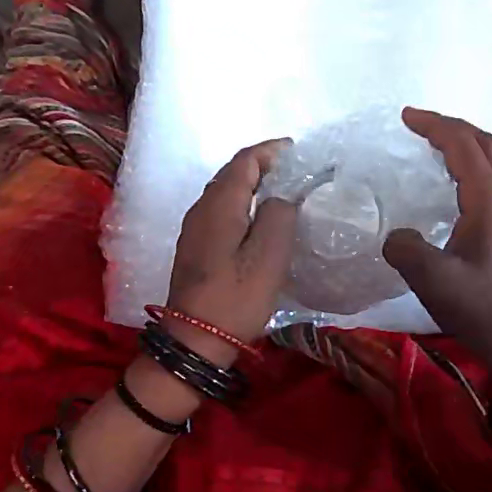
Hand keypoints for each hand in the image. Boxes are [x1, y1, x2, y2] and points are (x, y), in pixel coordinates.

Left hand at [164, 139, 298, 363]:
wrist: (195, 340)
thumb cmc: (235, 297)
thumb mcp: (268, 256)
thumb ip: (279, 214)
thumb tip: (281, 197)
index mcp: (218, 204)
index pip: (244, 161)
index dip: (270, 151)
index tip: (296, 151)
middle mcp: (201, 209)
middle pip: (231, 174)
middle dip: (262, 166)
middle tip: (294, 171)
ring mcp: (194, 230)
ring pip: (225, 194)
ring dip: (252, 186)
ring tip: (282, 192)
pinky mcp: (195, 249)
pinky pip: (220, 213)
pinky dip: (242, 206)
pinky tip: (259, 222)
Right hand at [383, 108, 491, 399]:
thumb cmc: (482, 310)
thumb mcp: (433, 281)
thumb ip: (405, 248)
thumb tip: (397, 235)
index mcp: (491, 203)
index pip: (464, 146)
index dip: (435, 126)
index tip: (405, 117)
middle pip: (486, 145)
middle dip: (453, 127)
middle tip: (419, 125)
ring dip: (464, 147)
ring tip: (432, 148)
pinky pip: (491, 185)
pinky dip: (469, 171)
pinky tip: (451, 191)